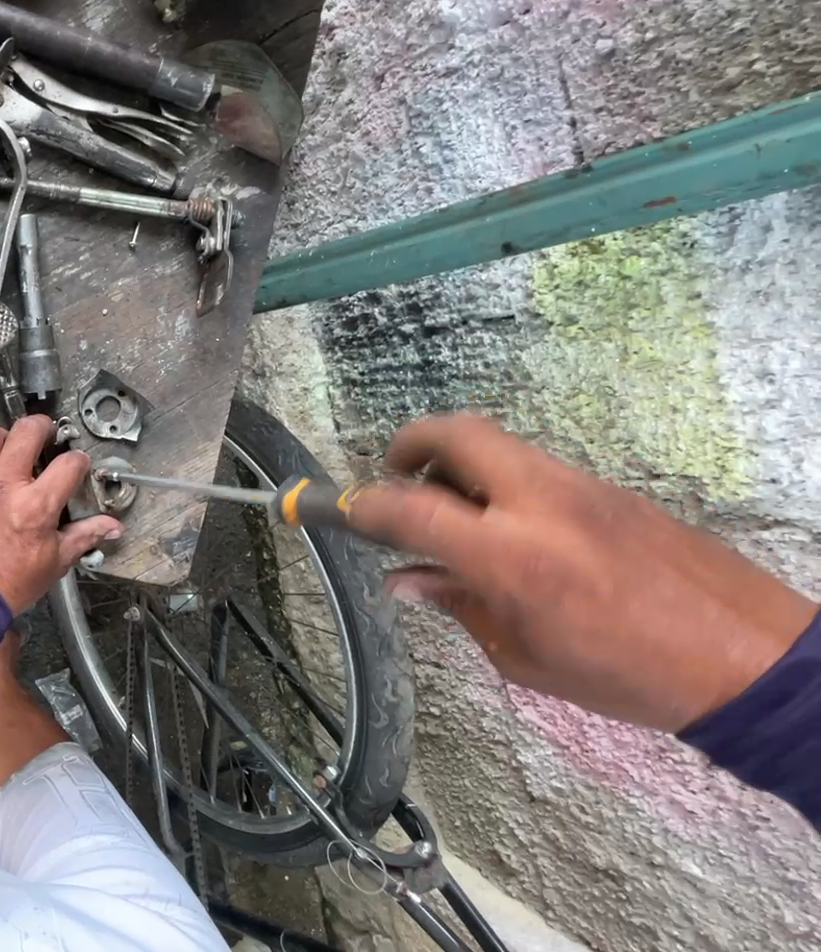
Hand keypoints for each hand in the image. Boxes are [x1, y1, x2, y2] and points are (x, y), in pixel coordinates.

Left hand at [0, 416, 122, 614]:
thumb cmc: (12, 583)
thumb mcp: (56, 562)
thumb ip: (84, 536)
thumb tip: (113, 527)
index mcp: (36, 504)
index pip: (68, 464)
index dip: (77, 461)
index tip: (75, 466)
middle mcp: (3, 485)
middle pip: (27, 431)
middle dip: (42, 427)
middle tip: (44, 436)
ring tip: (4, 450)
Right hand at [346, 415, 817, 732]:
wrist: (761, 663)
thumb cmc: (628, 674)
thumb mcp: (523, 656)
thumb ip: (458, 605)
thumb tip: (406, 580)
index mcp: (510, 556)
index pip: (409, 508)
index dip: (363, 506)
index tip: (345, 512)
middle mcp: (540, 505)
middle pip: (458, 434)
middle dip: (411, 442)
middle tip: (396, 469)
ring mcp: (582, 489)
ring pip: (499, 446)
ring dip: (459, 464)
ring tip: (455, 508)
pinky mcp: (613, 491)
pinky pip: (537, 470)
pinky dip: (504, 484)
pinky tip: (513, 529)